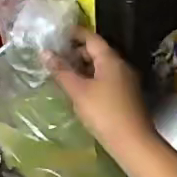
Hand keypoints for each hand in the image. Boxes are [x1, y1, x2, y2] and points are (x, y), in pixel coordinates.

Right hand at [50, 29, 156, 154]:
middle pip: (97, 51)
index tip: (56, 34)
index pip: (91, 38)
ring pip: (101, 66)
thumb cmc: (104, 112)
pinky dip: (90, 78)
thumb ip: (61, 71)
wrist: (132, 142)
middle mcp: (121, 65)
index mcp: (111, 59)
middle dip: (76, 52)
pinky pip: (105, 78)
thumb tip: (45, 52)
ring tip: (62, 73)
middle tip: (55, 57)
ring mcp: (125, 80)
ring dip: (82, 67)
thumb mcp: (78, 91)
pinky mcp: (125, 95)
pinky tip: (78, 89)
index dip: (74, 34)